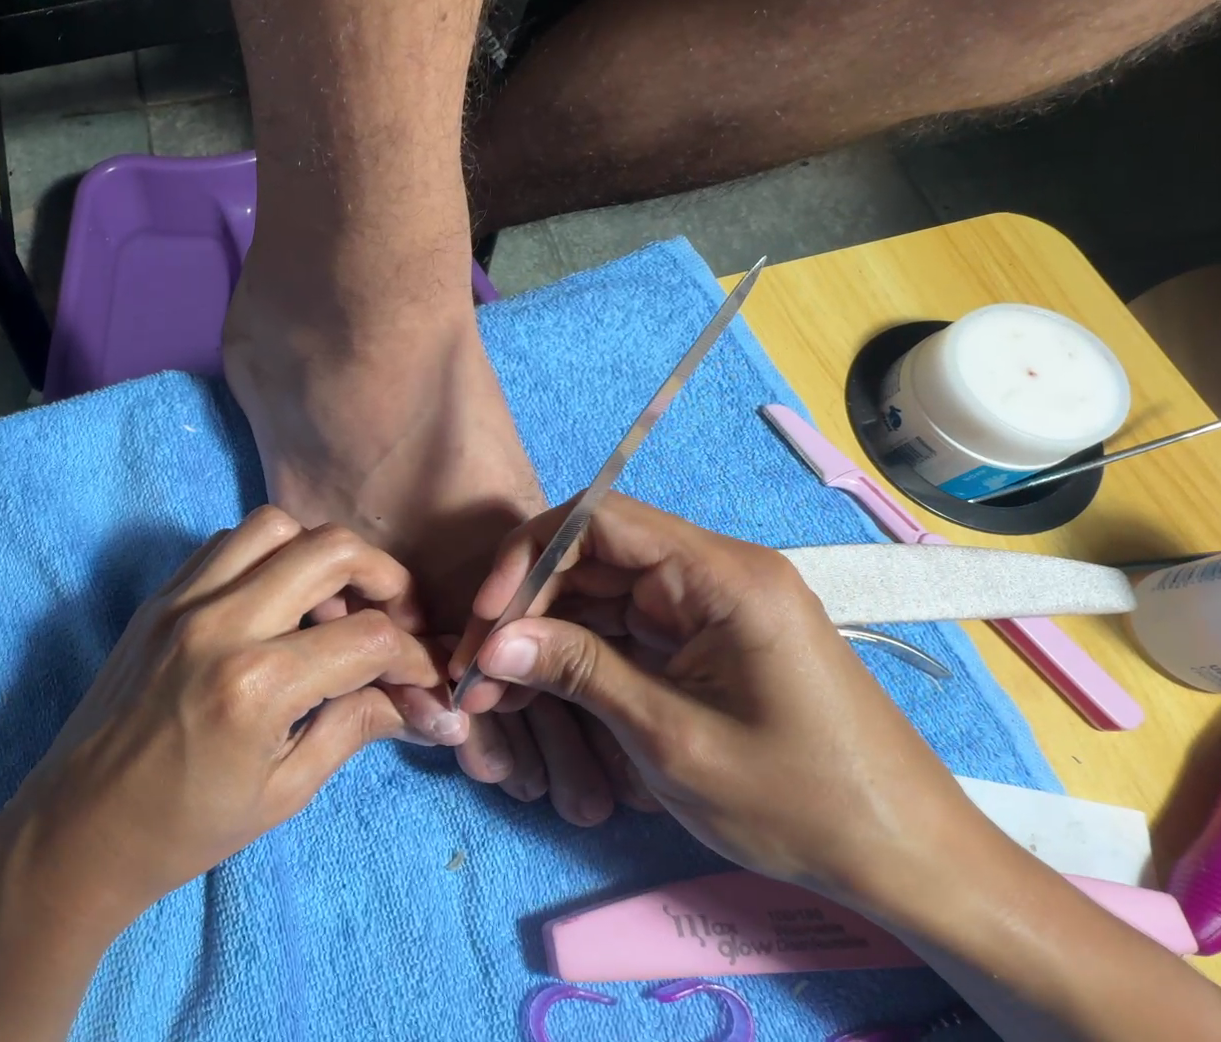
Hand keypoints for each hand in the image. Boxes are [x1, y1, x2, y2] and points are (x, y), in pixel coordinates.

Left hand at [2, 505, 446, 914]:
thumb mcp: (285, 790)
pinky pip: (224, 544)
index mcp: (257, 685)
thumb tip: (423, 704)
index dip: (414, 656)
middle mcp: (220, 623)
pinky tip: (276, 603)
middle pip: (329, 549)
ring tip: (331, 604)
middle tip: (396, 616)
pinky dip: (265, 557)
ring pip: (273, 526)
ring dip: (318, 553)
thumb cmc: (186, 827)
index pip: (368, 638)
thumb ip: (355, 727)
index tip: (424, 678)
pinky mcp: (157, 598)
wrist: (81, 826)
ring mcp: (181, 601)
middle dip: (384, 577)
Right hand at [455, 493, 974, 889]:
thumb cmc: (798, 800)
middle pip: (592, 558)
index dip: (529, 557)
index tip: (486, 616)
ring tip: (494, 691)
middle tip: (475, 668)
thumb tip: (493, 642)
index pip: (599, 520)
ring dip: (542, 637)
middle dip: (525, 607)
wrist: (908, 861)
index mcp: (723, 577)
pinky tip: (535, 693)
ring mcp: (708, 609)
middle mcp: (714, 575)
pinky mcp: (703, 643)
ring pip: (598, 597)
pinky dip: (574, 658)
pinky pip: (622, 631)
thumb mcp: (670, 739)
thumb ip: (579, 672)